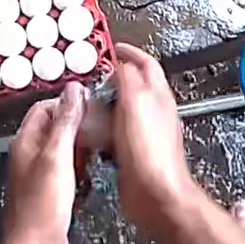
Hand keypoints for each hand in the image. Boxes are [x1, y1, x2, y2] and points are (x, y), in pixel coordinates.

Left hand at [3, 81, 85, 243]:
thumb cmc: (41, 207)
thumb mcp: (58, 156)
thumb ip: (66, 122)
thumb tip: (73, 91)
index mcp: (26, 141)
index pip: (45, 107)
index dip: (67, 103)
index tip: (89, 106)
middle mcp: (29, 154)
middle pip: (55, 126)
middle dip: (77, 125)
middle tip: (96, 128)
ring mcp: (38, 172)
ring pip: (62, 147)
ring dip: (80, 146)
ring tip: (95, 150)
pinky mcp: (49, 189)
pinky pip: (66, 168)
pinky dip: (79, 166)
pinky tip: (88, 173)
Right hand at [110, 43, 202, 234]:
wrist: (156, 196)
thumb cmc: (151, 154)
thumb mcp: (135, 103)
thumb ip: (128, 78)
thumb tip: (120, 63)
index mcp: (157, 95)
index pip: (146, 63)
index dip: (129, 53)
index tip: (111, 48)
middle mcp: (154, 112)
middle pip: (134, 85)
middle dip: (113, 77)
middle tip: (93, 74)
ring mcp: (144, 133)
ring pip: (123, 109)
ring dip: (105, 103)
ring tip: (87, 100)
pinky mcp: (133, 153)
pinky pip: (115, 133)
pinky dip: (102, 128)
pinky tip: (91, 132)